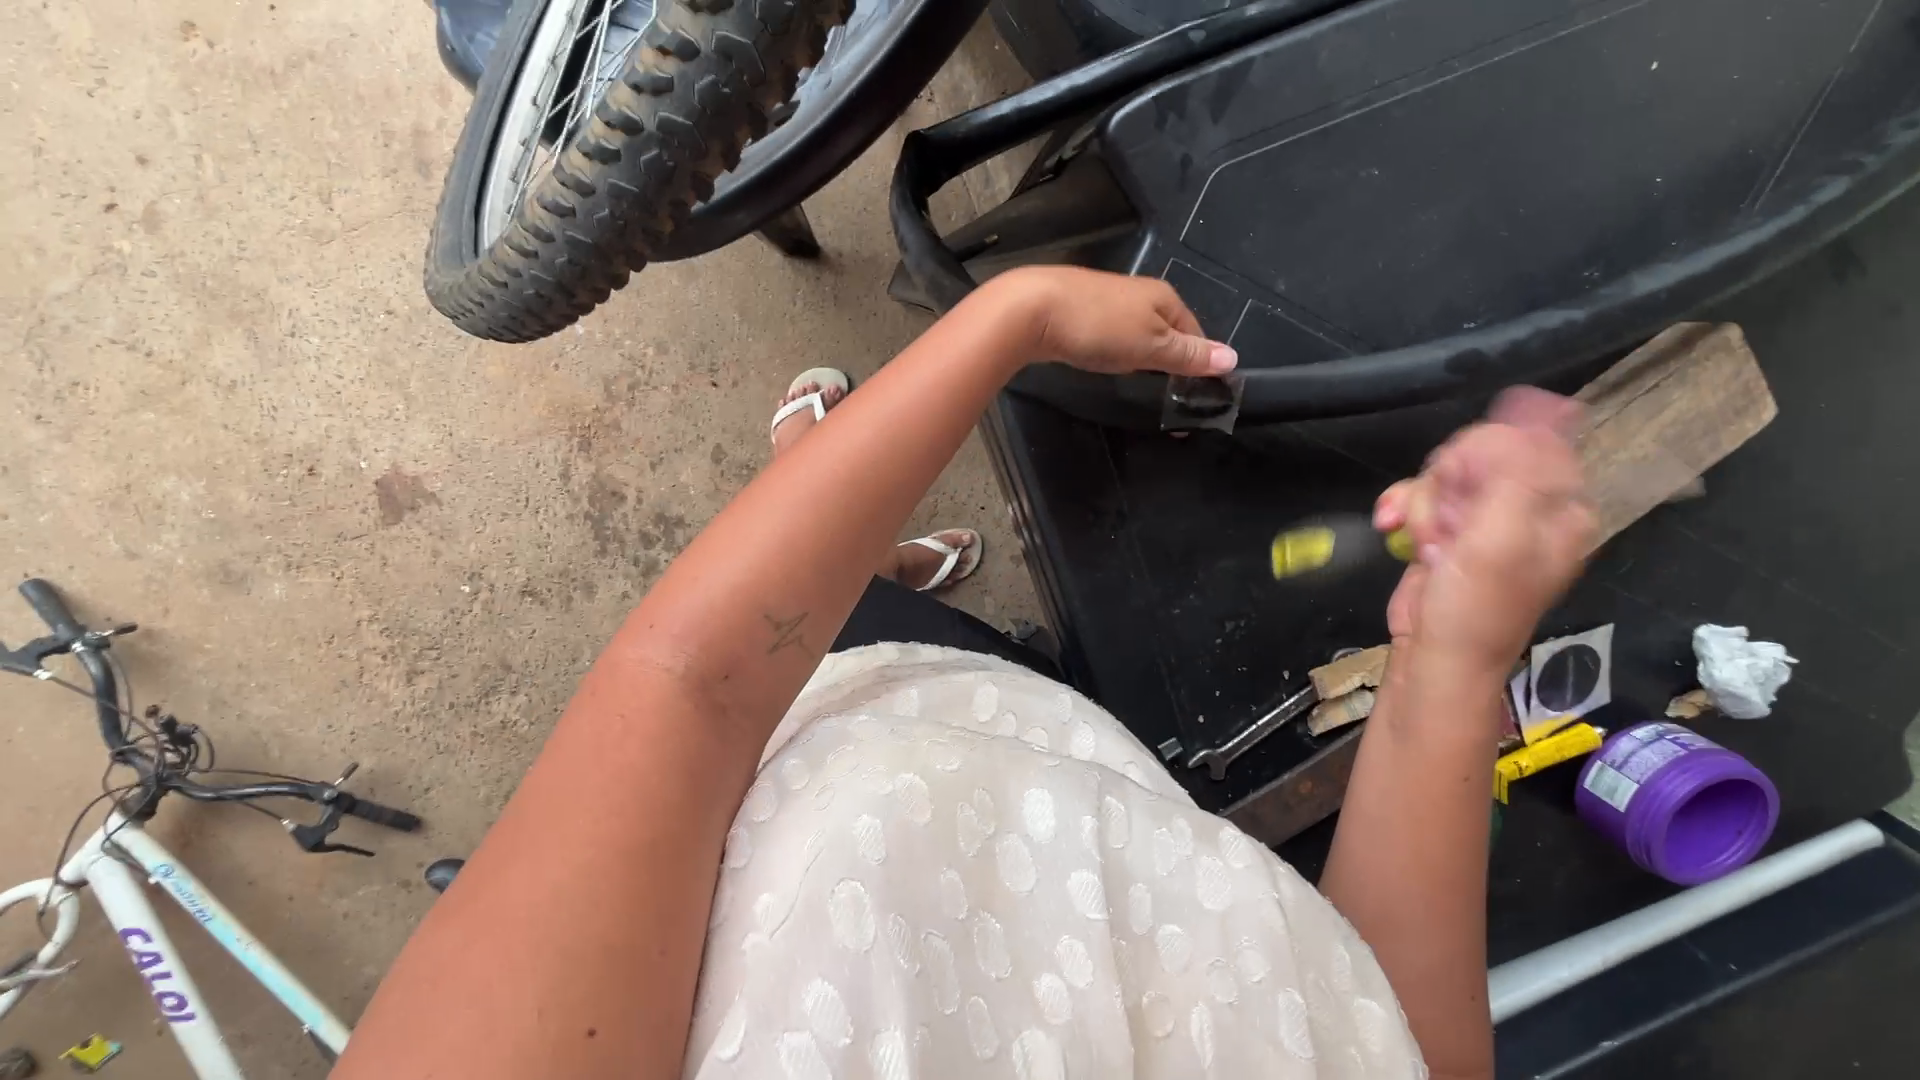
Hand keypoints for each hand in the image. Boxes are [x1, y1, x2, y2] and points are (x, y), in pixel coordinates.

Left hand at [989, 266, 1237, 376]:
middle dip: (1171, 361)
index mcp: (1164, 297)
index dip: (1199, 362)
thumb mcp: (1151, 346)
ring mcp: (1109, 302)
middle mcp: (1139, 294)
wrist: (1034, 310)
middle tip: (1170, 399)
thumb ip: (1188, 355)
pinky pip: (1111, 336)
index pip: (1194, 332)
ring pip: (1138, 333)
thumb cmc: (1100, 328)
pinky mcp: (1081, 313)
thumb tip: (1232, 358)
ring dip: (1143, 358)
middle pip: (1166, 331)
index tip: (1198, 395)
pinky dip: (1117, 352)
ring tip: (1143, 385)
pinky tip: (1109, 364)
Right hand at [1374, 388, 1594, 677]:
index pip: (1529, 439)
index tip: (1463, 485)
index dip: (1485, 454)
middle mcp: (1525, 505)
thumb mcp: (1502, 540)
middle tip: (1447, 523)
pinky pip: (1421, 494)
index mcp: (1559, 505)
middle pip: (1479, 451)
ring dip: (1421, 504)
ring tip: (1427, 543)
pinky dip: (1402, 508)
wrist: (1434, 653)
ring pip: (1443, 473)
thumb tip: (1539, 405)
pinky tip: (1393, 525)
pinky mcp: (1446, 528)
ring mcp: (1482, 517)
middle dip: (1446, 483)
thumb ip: (1519, 473)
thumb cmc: (1475, 608)